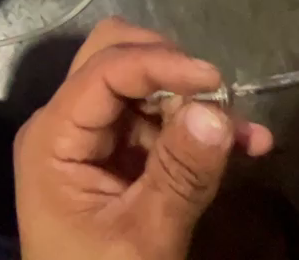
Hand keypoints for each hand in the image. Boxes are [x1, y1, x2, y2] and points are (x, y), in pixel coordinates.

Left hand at [13, 18, 273, 259]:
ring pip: (138, 88)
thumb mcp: (144, 240)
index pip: (103, 71)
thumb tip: (217, 110)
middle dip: (167, 68)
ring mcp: (89, 139)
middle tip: (217, 96)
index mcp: (53, 135)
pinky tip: (245, 144)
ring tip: (244, 130)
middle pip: (110, 58)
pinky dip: (193, 127)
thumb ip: (180, 176)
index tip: (215, 77)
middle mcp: (64, 123)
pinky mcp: (115, 158)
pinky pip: (154, 123)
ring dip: (190, 100)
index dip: (159, 64)